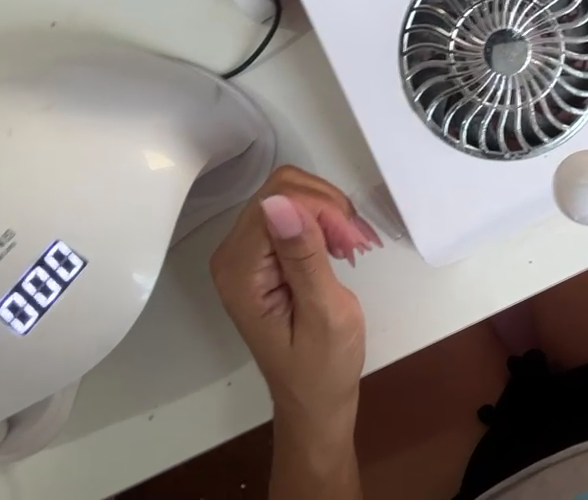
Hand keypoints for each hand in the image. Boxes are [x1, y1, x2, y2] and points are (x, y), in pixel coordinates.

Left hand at [209, 166, 381, 435]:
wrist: (316, 398)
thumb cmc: (323, 367)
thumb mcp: (324, 313)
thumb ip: (303, 255)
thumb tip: (280, 203)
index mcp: (240, 270)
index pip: (279, 199)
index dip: (322, 210)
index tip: (351, 245)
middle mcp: (233, 254)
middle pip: (283, 188)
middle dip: (328, 207)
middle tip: (354, 246)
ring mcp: (246, 251)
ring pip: (291, 193)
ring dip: (330, 211)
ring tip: (350, 248)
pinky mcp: (263, 250)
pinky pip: (294, 209)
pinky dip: (325, 218)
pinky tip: (340, 246)